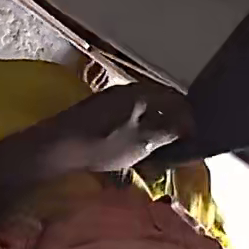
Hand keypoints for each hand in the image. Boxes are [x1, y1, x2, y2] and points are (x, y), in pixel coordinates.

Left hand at [0, 83, 192, 218]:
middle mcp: (128, 90)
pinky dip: (138, 137)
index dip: (191, 119)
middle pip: (161, 105)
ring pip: (144, 114)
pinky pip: (129, 122)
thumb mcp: (142, 141)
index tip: (197, 140)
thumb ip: (169, 131)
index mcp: (142, 91)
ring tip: (159, 158)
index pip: (178, 98)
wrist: (51, 151)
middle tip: (180, 151)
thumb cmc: (100, 144)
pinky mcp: (97, 116)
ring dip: (155, 134)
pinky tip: (135, 156)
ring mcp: (110, 101)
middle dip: (173, 126)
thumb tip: (190, 125)